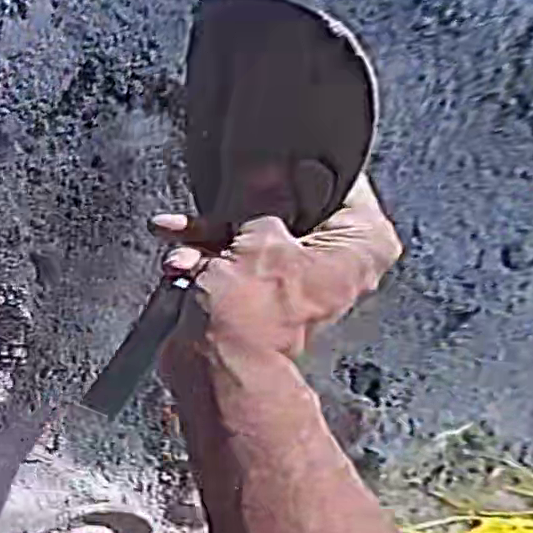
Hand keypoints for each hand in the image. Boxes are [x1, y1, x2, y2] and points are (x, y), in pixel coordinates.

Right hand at [154, 174, 402, 360]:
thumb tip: (266, 173)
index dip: (291, 174)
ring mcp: (288, 283)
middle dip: (230, 215)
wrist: (216, 366)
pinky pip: (225, 268)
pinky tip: (176, 264)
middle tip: (206, 205)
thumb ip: (263, 202)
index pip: (334, 187)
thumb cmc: (249, 315)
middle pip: (280, 215)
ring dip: (203, 240)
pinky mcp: (248, 298)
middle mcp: (331, 261)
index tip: (260, 166)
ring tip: (173, 235)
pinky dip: (198, 263)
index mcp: (359, 243)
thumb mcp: (258, 242)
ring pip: (243, 243)